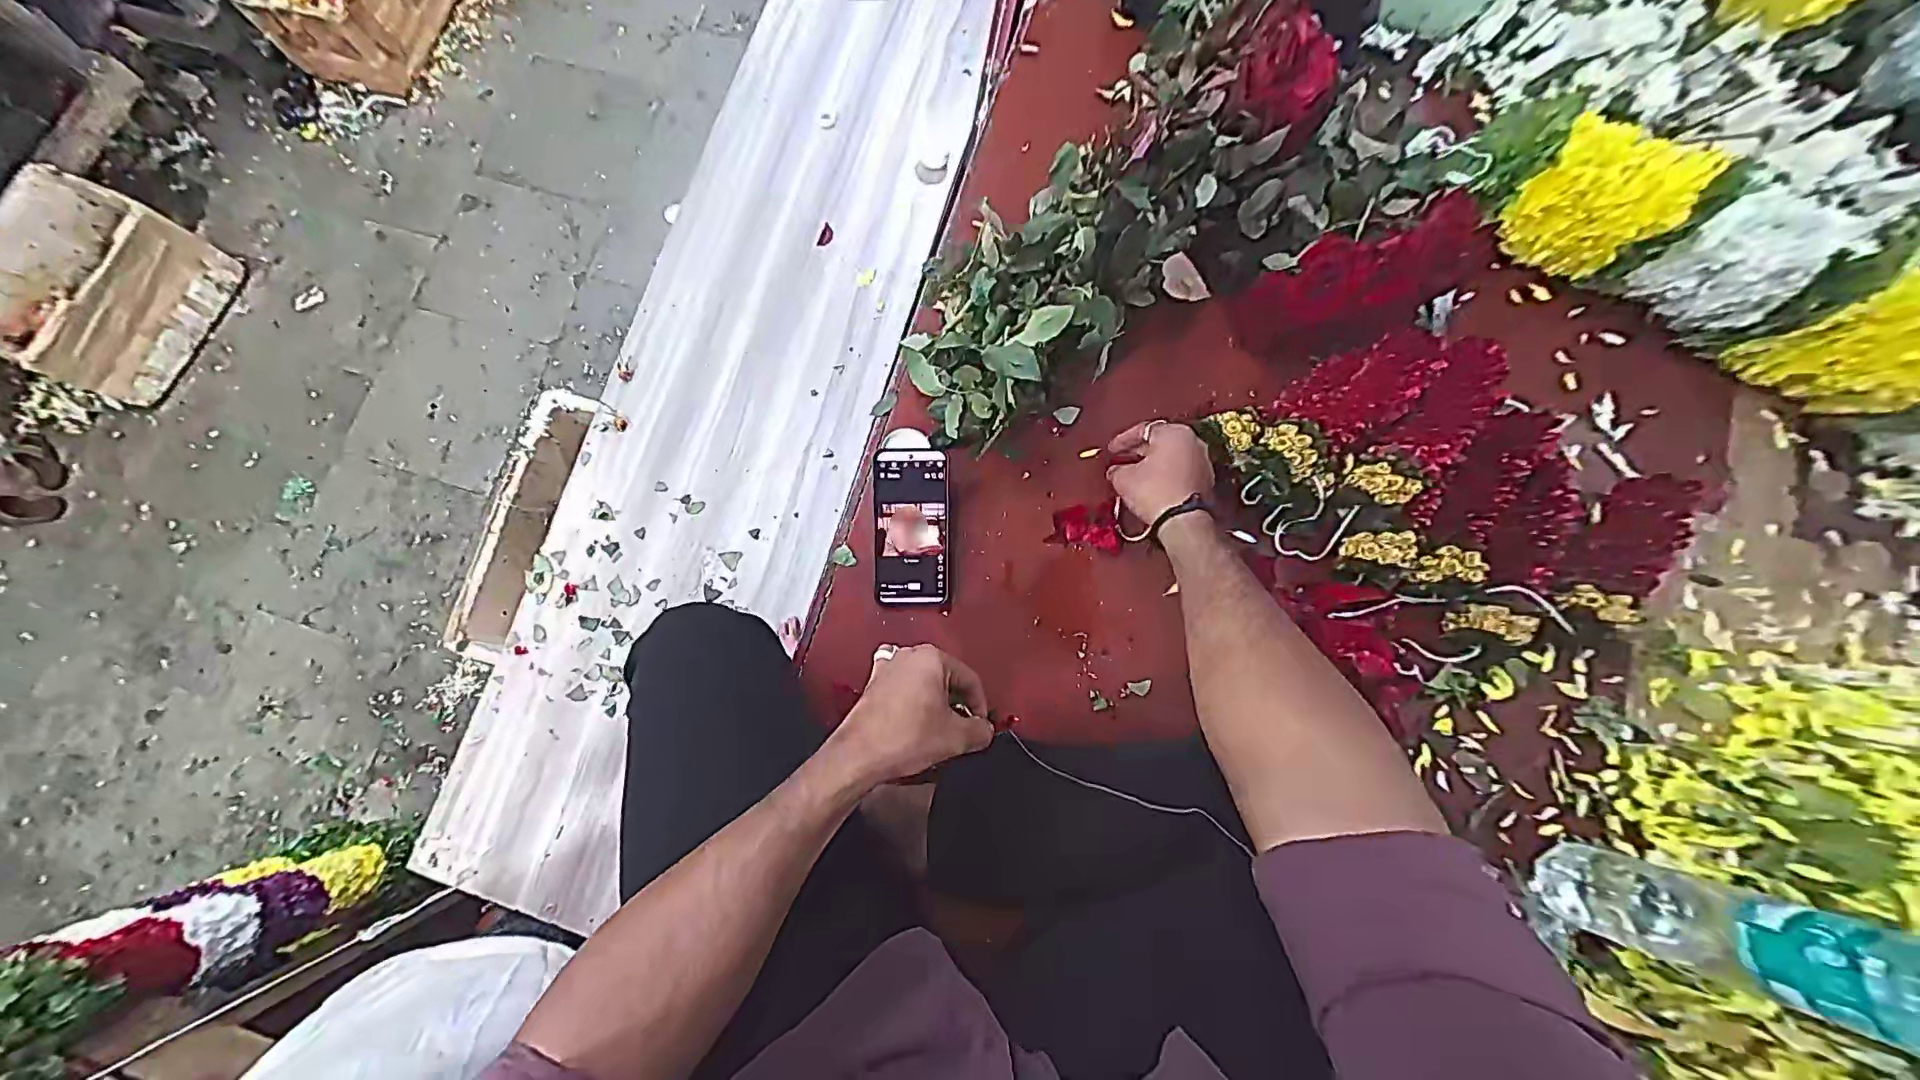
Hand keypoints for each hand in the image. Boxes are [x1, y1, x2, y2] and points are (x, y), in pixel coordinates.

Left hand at [831, 645, 993, 785]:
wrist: (859, 755)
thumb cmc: (899, 738)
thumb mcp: (956, 738)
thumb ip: (980, 730)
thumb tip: (984, 730)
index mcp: (931, 658)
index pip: (970, 679)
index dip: (980, 705)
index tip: (980, 724)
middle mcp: (908, 656)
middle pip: (947, 679)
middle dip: (958, 705)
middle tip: (962, 729)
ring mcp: (888, 669)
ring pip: (925, 685)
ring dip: (936, 706)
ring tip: (938, 732)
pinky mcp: (875, 685)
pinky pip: (905, 691)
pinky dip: (914, 706)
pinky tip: (915, 727)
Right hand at [1106, 421, 1213, 525]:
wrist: (1182, 521)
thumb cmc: (1154, 492)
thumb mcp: (1124, 479)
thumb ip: (1117, 470)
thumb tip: (1115, 471)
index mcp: (1173, 432)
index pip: (1143, 429)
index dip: (1123, 440)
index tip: (1112, 449)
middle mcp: (1192, 441)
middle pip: (1160, 441)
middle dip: (1138, 451)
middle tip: (1121, 459)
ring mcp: (1202, 460)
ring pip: (1171, 456)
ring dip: (1152, 463)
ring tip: (1134, 473)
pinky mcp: (1206, 479)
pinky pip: (1180, 470)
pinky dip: (1165, 474)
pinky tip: (1151, 484)